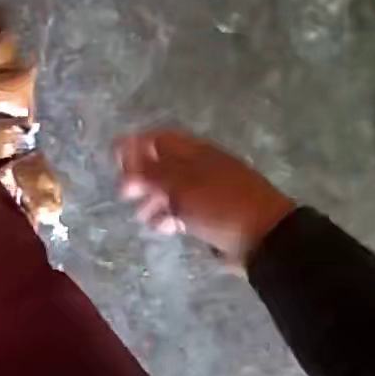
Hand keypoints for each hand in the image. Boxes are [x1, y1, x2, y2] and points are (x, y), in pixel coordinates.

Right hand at [115, 130, 295, 270]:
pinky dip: (167, 217)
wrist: (260, 235)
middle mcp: (198, 168)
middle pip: (161, 166)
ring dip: (151, 202)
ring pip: (167, 192)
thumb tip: (123, 151)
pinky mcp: (205, 214)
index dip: (136, 145)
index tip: (114, 156)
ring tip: (143, 216)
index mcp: (195, 153)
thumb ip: (150, 170)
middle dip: (141, 179)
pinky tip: (164, 227)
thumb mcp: (182, 185)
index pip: (160, 140)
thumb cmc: (219, 204)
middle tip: (126, 194)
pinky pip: (178, 211)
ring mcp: (202, 191)